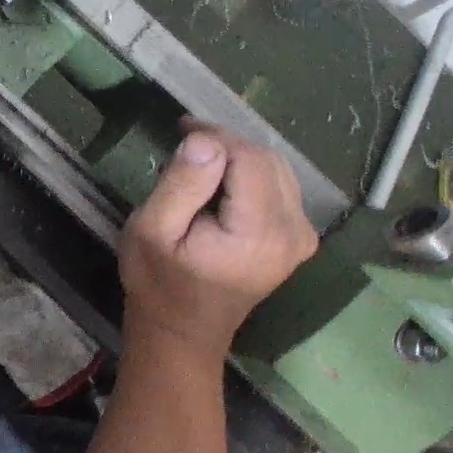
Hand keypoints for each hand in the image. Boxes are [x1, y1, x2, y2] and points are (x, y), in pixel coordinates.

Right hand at [119, 121, 317, 363]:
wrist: (182, 325)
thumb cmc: (157, 280)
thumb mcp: (151, 231)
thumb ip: (181, 186)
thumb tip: (203, 143)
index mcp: (259, 229)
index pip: (250, 159)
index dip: (216, 136)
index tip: (178, 126)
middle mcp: (295, 230)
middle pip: (269, 161)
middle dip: (226, 143)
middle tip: (182, 139)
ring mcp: (301, 235)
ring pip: (277, 171)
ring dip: (237, 157)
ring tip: (195, 159)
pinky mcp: (295, 238)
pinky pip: (278, 188)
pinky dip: (246, 174)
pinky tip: (215, 182)